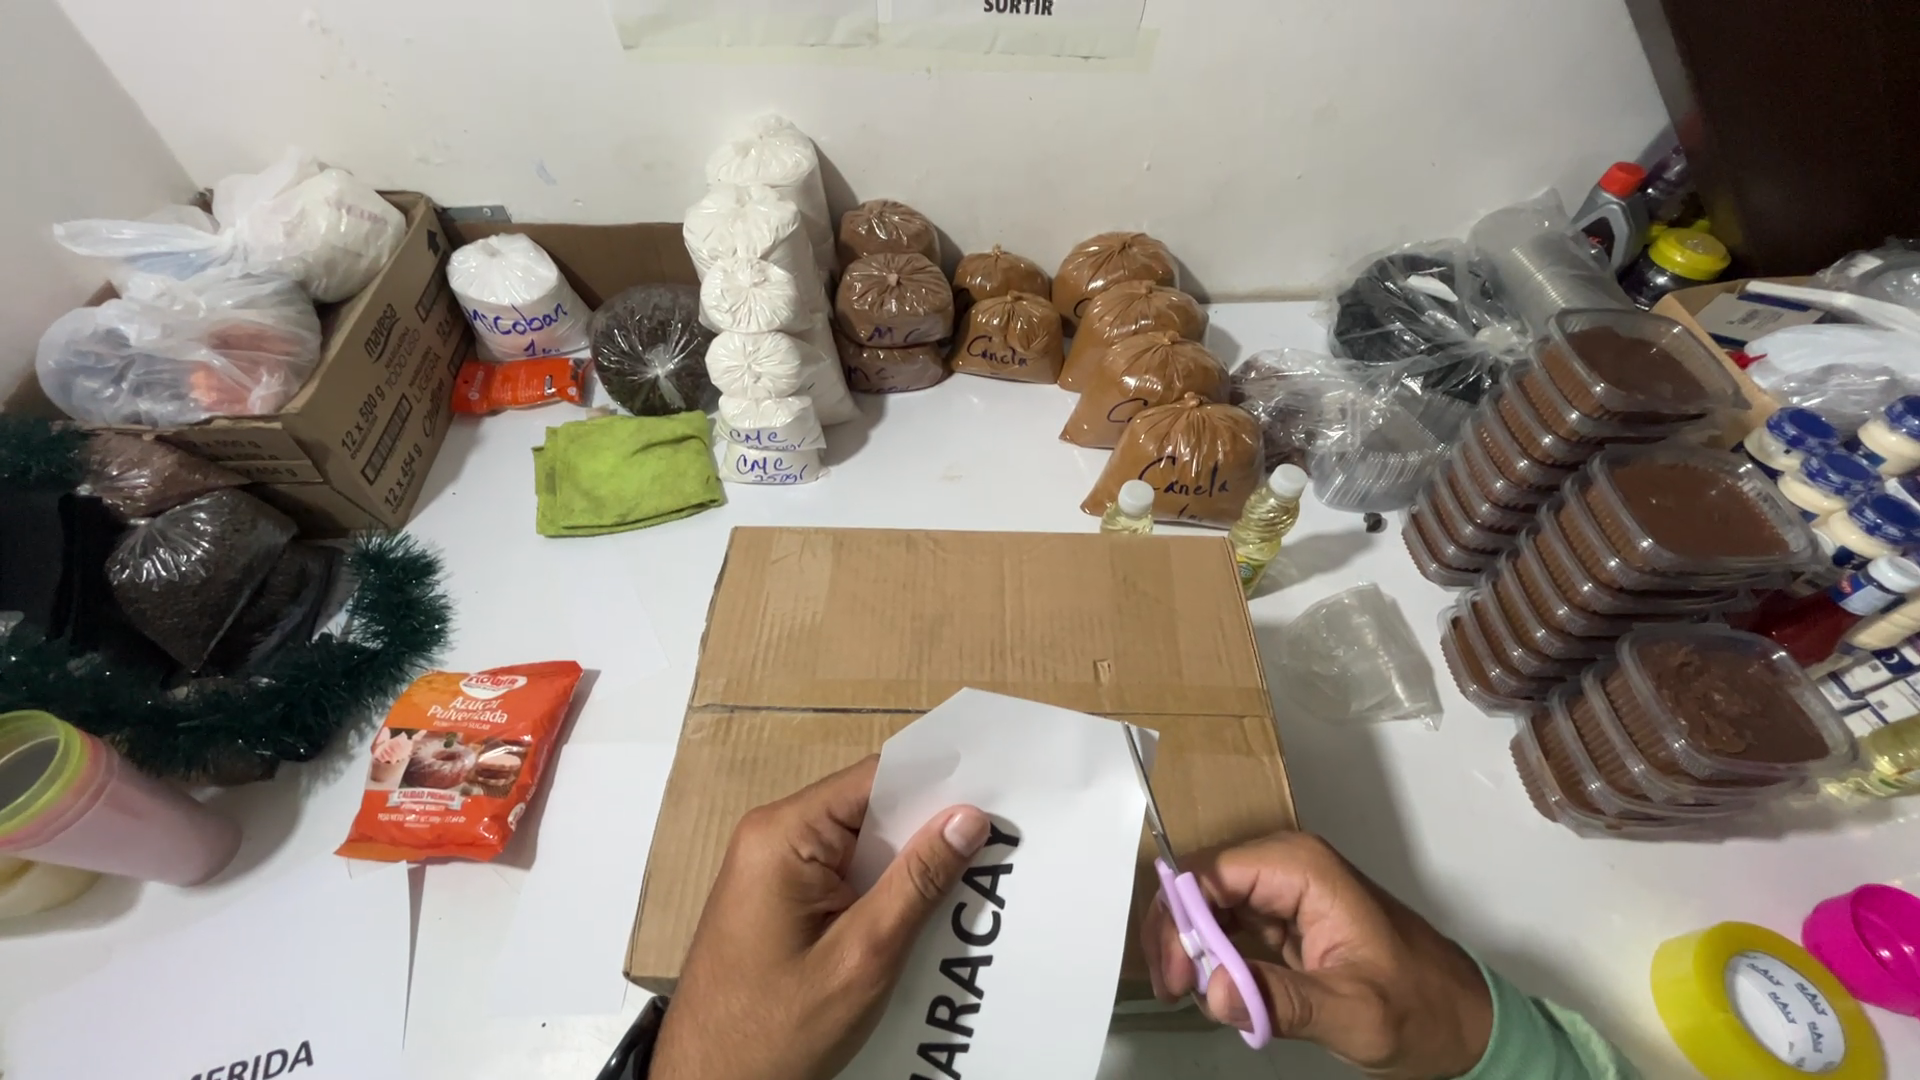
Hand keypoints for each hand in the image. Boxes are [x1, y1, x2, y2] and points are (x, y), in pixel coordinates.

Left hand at [651, 757, 990, 1079]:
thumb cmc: (777, 1030)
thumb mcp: (863, 956)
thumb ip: (917, 880)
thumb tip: (969, 816)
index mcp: (785, 831)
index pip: (875, 778)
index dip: (934, 782)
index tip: (989, 794)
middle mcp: (774, 831)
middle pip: (868, 805)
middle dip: (925, 825)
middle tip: (990, 842)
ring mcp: (771, 861)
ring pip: (859, 838)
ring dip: (905, 858)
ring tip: (966, 873)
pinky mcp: (776, 891)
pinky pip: (841, 865)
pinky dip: (879, 880)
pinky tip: (917, 904)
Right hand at [1142, 832, 1492, 1079]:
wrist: (1470, 1023)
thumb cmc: (1422, 1011)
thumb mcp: (1356, 1015)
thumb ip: (1283, 1001)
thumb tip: (1212, 992)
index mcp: (1298, 866)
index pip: (1210, 874)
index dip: (1181, 920)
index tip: (1174, 978)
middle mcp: (1283, 862)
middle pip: (1201, 882)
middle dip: (1177, 931)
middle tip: (1172, 988)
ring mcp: (1281, 884)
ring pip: (1208, 899)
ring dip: (1188, 941)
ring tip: (1182, 989)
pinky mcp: (1281, 910)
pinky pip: (1227, 918)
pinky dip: (1209, 949)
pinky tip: (1205, 982)